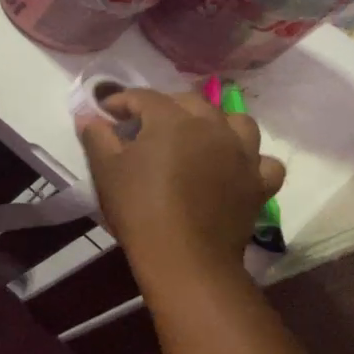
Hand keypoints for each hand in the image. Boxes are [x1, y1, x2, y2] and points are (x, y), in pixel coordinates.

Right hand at [77, 88, 285, 271]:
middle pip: (190, 102)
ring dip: (215, 123)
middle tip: (143, 125)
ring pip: (236, 122)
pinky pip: (263, 161)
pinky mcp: (259, 184)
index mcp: (172, 120)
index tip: (105, 115)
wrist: (184, 256)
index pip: (144, 96)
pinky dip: (249, 159)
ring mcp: (242, 155)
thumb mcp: (105, 167)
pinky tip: (232, 167)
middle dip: (164, 107)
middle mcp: (213, 128)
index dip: (120, 101)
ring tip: (196, 137)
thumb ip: (97, 135)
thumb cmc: (138, 206)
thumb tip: (89, 117)